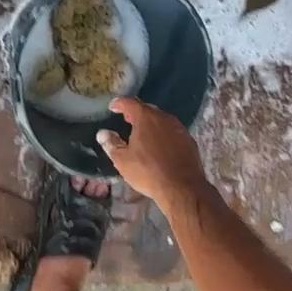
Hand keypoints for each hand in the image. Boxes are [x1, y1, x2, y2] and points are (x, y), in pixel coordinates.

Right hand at [98, 98, 212, 209]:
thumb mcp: (123, 160)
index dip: (120, 103)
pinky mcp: (189, 140)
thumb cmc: (148, 171)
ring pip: (162, 120)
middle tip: (127, 119)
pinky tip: (160, 145)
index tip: (113, 107)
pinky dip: (163, 133)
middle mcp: (164, 118)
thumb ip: (112, 144)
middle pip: (148, 109)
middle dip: (136, 112)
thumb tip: (102, 133)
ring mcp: (179, 128)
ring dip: (151, 123)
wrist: (182, 187)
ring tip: (142, 132)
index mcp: (146, 118)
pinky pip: (172, 131)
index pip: (130, 103)